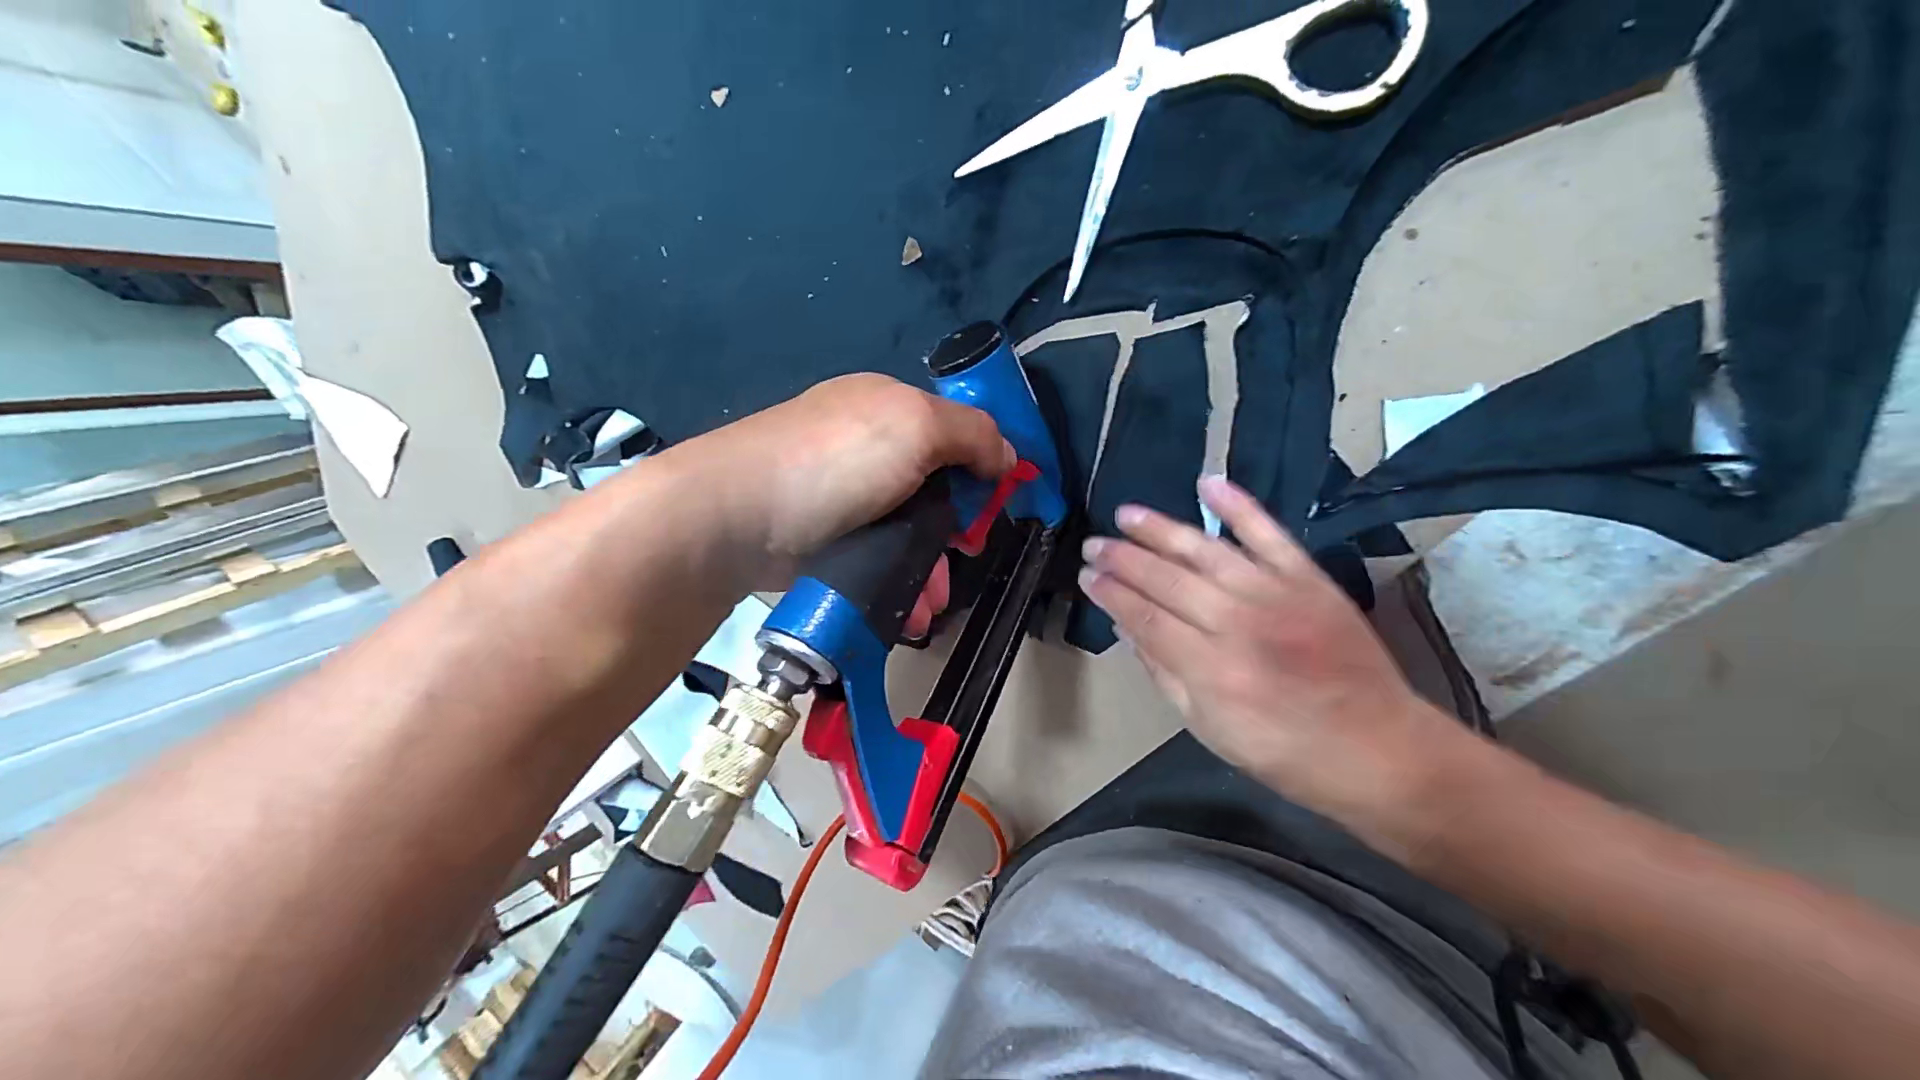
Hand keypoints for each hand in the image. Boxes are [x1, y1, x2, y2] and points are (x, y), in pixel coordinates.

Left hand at [657, 374, 1013, 587]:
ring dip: (929, 570)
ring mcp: (845, 498)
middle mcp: (867, 449)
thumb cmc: (837, 461)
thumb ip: (973, 434)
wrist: (737, 516)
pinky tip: (909, 612)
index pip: (953, 429)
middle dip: (957, 529)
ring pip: (907, 533)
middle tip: (967, 556)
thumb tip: (1009, 456)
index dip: (982, 462)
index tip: (998, 501)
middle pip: (933, 489)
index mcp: (887, 408)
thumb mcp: (917, 426)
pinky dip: (897, 585)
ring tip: (932, 604)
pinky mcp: (826, 541)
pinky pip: (877, 560)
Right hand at [1077, 474, 1478, 853]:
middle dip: (1122, 559)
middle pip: (1167, 580)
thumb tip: (1127, 628)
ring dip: (1160, 529)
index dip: (1111, 594)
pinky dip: (1239, 506)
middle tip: (1093, 545)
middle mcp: (1239, 625)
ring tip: (1126, 514)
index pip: (1146, 618)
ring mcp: (1277, 595)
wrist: (1379, 749)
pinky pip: (1269, 534)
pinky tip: (1208, 483)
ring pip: (1206, 551)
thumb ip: (1164, 674)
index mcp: (1212, 671)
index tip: (1087, 577)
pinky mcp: (1310, 579)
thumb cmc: (1285, 752)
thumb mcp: (1209, 729)